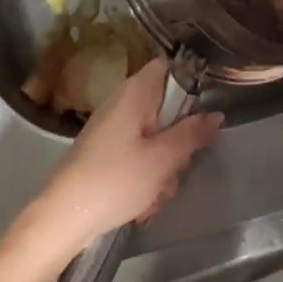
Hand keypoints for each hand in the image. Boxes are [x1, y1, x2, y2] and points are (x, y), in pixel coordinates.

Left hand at [20, 58, 221, 260]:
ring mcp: (115, 129)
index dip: (190, 82)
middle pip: (167, 109)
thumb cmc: (116, 180)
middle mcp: (124, 104)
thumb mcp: (163, 158)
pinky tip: (144, 203)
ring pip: (157, 138)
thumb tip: (216, 115)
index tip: (202, 111)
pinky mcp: (109, 153)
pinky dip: (147, 178)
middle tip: (177, 164)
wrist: (66, 215)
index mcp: (135, 93)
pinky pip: (140, 157)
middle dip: (179, 140)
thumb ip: (192, 134)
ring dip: (165, 167)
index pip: (168, 67)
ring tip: (157, 192)